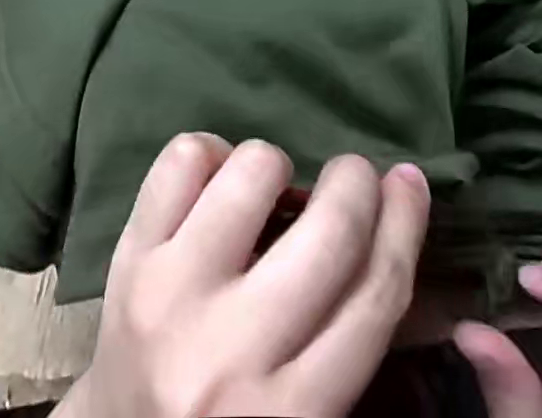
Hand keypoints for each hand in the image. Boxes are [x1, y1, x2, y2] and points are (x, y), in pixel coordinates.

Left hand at [54, 134, 430, 417]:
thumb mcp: (304, 412)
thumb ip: (348, 335)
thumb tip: (388, 223)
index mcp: (294, 411)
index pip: (373, 296)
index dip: (404, 225)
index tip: (411, 183)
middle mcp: (234, 348)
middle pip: (328, 234)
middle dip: (355, 183)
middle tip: (356, 172)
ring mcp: (173, 291)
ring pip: (251, 178)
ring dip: (277, 162)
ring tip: (275, 184)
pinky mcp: (130, 254)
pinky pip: (180, 164)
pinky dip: (211, 149)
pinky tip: (218, 173)